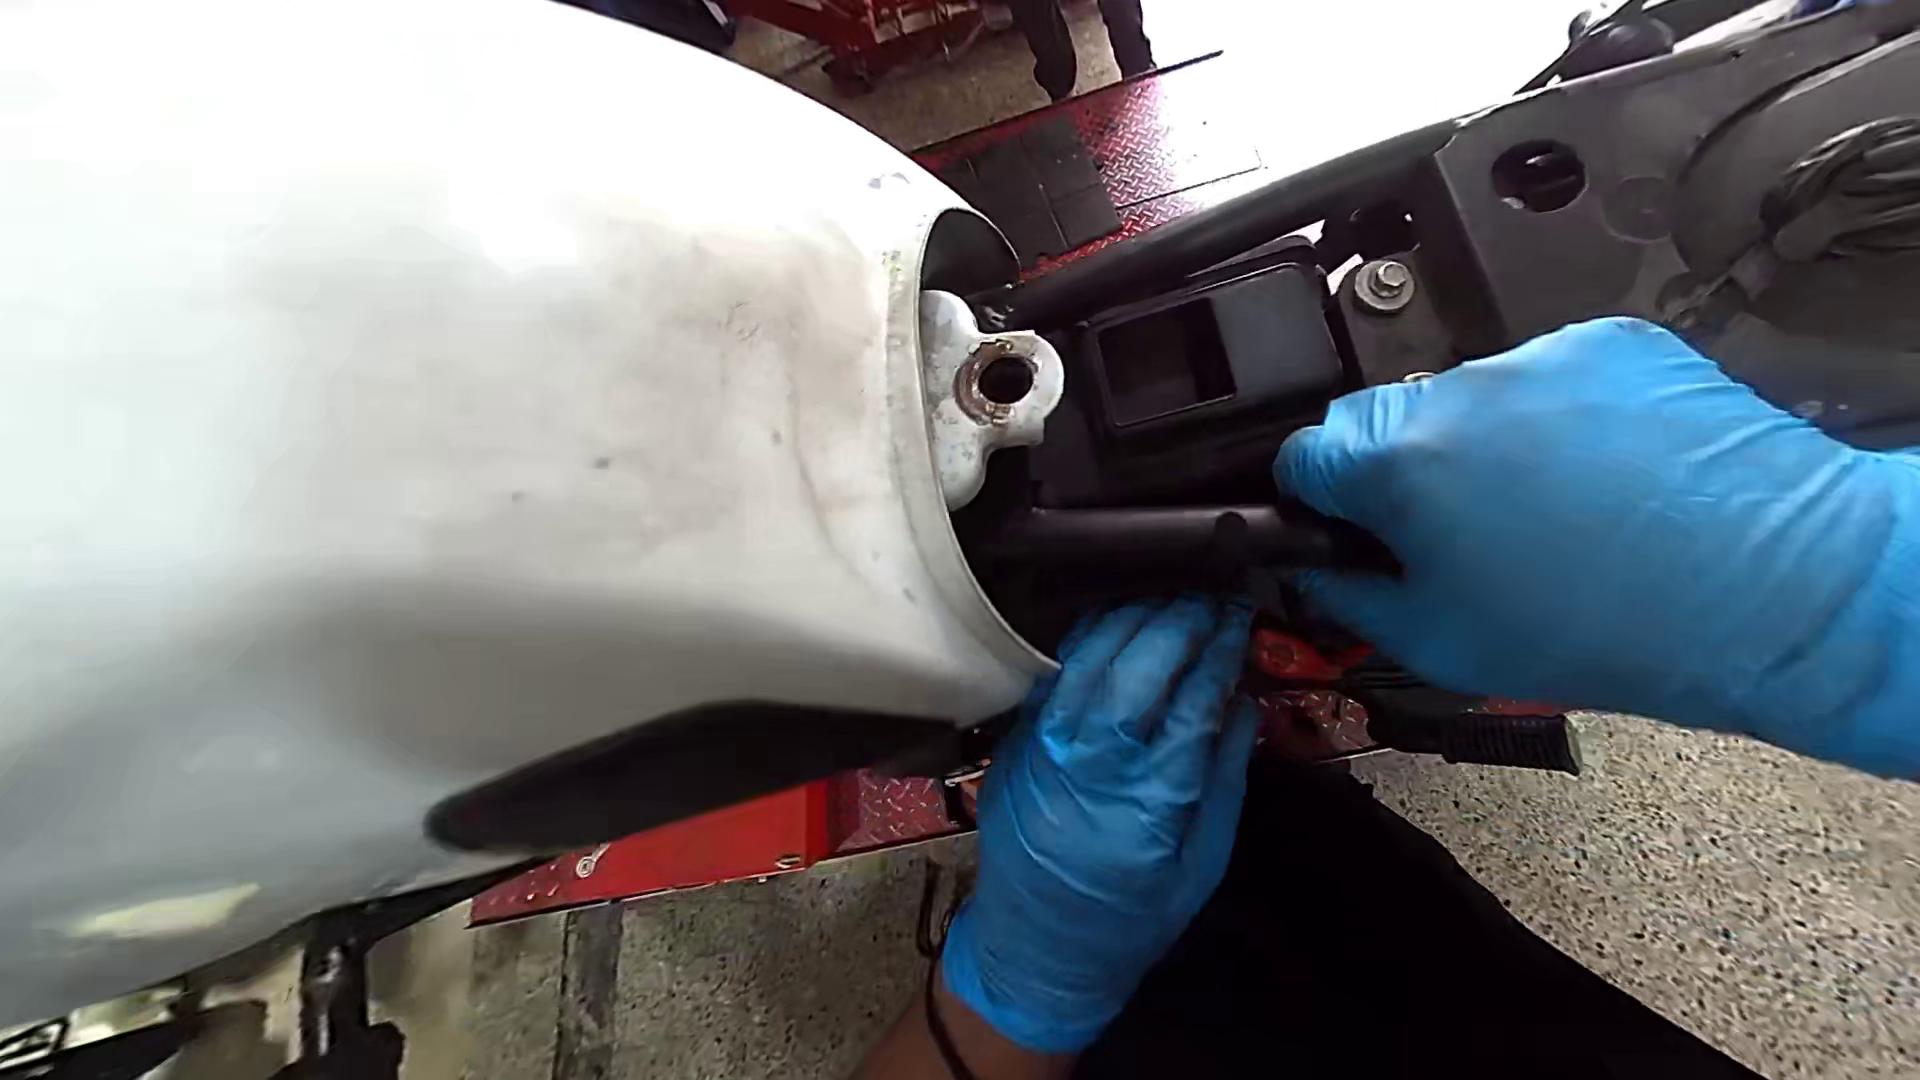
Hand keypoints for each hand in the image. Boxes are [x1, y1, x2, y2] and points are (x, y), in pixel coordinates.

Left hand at [940, 598, 1259, 1052]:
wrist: (1035, 946)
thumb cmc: (1130, 915)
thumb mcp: (1200, 866)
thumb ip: (1223, 779)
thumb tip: (1241, 702)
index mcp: (1148, 801)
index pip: (1190, 703)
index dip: (1217, 651)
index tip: (1237, 617)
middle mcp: (1091, 761)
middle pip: (1135, 669)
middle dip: (1175, 623)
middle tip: (1205, 598)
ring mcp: (1047, 744)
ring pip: (1088, 660)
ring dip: (1129, 618)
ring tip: (1165, 598)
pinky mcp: (1019, 738)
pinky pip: (1054, 672)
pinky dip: (1084, 638)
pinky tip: (1111, 618)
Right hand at [1275, 317, 1919, 775]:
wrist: (1789, 597)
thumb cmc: (1602, 629)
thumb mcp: (1429, 639)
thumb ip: (1341, 593)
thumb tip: (1310, 562)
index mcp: (1396, 467)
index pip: (1300, 453)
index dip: (1310, 489)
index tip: (1337, 511)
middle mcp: (1450, 398)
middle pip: (1360, 417)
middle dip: (1374, 463)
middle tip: (1426, 514)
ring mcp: (1529, 362)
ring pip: (1437, 396)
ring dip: (1449, 439)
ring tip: (1515, 493)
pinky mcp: (1599, 344)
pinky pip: (1519, 375)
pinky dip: (1524, 415)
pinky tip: (1569, 462)